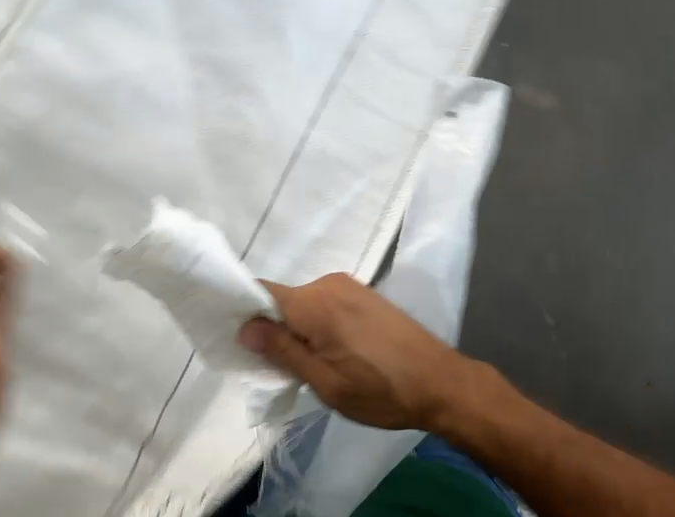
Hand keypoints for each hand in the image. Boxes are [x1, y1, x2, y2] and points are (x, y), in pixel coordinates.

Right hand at [240, 273, 476, 432]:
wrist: (441, 382)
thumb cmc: (381, 390)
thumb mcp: (326, 383)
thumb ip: (284, 352)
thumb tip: (244, 327)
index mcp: (315, 304)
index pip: (263, 291)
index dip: (244, 310)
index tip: (233, 335)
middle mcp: (328, 284)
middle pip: (283, 299)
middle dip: (274, 328)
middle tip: (275, 366)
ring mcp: (348, 286)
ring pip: (304, 303)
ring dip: (298, 328)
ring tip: (308, 364)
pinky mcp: (363, 294)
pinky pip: (325, 302)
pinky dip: (318, 323)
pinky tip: (332, 351)